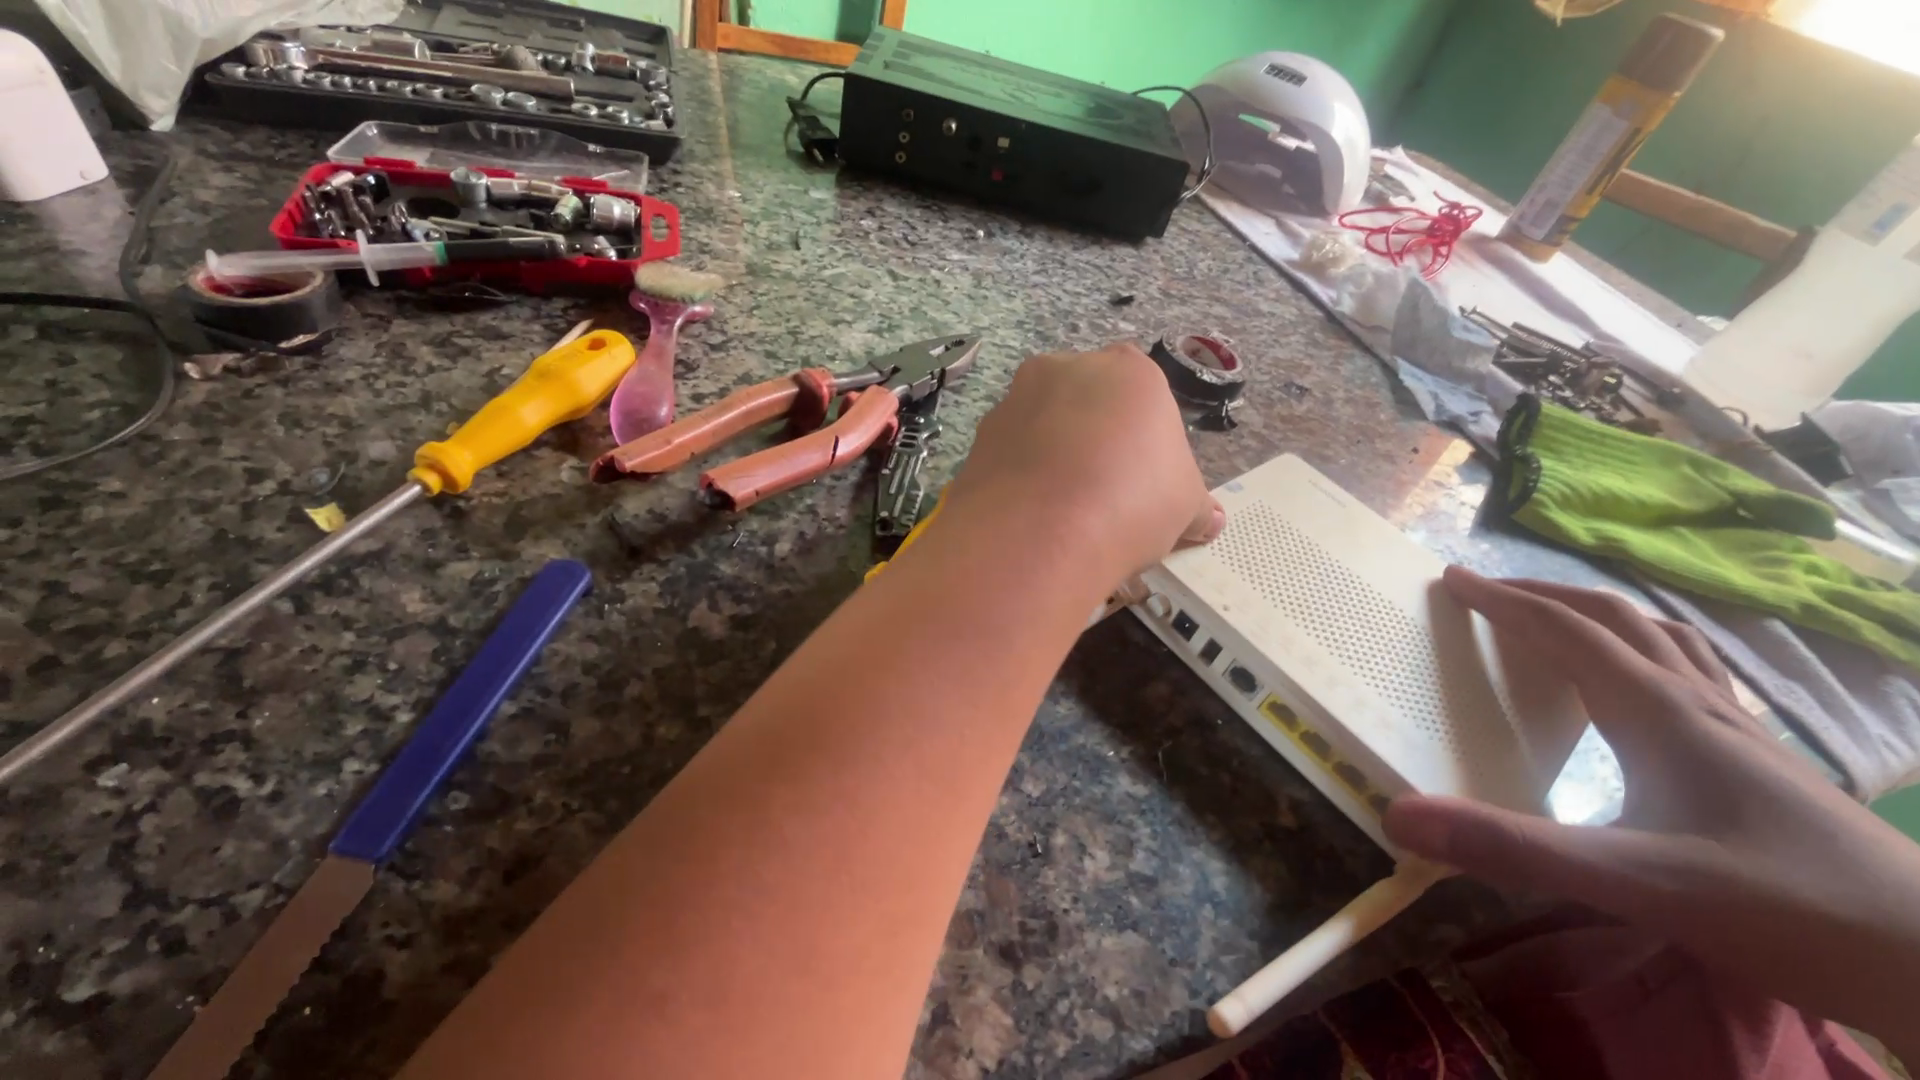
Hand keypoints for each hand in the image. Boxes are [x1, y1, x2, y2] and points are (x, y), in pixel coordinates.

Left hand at [942, 344, 1222, 584]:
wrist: (1040, 532)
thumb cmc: (1132, 502)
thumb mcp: (1185, 508)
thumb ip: (1197, 506)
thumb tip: (1209, 519)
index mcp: (1129, 370)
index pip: (1141, 390)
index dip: (1142, 434)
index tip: (1142, 476)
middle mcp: (1066, 368)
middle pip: (1086, 399)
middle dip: (1093, 438)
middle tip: (1103, 492)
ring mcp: (1015, 399)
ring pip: (1041, 424)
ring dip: (1051, 455)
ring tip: (1062, 510)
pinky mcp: (978, 436)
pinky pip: (1008, 453)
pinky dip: (1018, 477)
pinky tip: (1030, 517)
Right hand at [1385, 568, 1919, 1050]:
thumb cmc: (1783, 908)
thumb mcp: (1632, 882)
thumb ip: (1511, 848)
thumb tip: (1396, 814)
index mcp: (1658, 714)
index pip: (1567, 632)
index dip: (1503, 601)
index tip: (1449, 580)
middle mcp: (1698, 706)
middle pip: (1616, 620)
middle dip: (1544, 595)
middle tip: (1487, 592)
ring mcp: (1738, 733)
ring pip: (1662, 641)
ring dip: (1598, 616)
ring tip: (1556, 621)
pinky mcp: (1760, 765)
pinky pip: (1690, 677)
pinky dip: (1643, 653)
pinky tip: (1642, 692)